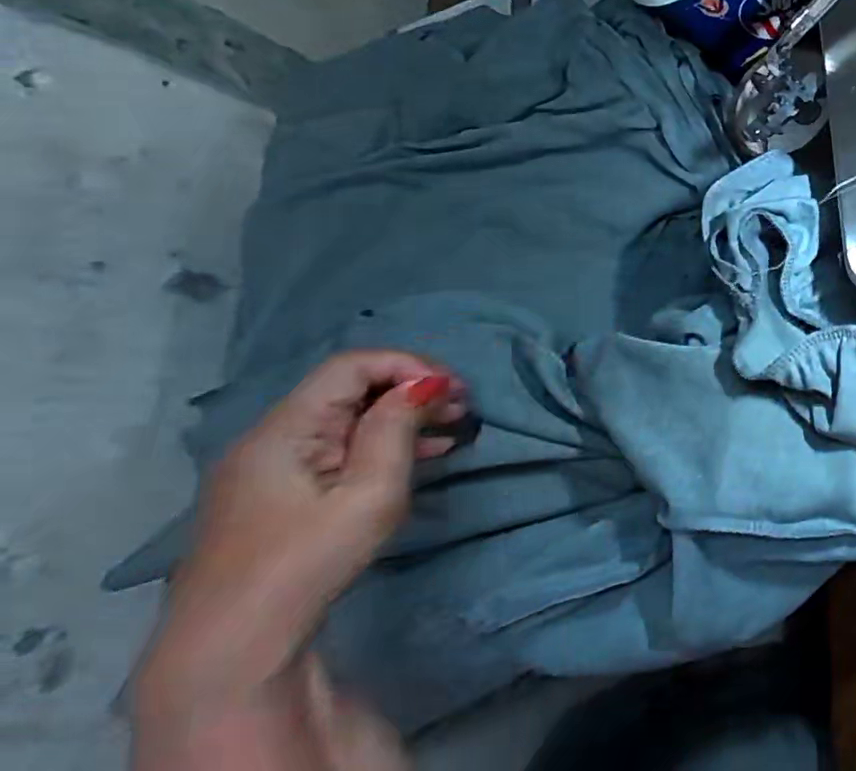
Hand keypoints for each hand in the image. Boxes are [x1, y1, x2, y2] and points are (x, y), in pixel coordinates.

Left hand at [138, 351, 465, 710]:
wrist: (232, 648)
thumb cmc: (308, 561)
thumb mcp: (369, 491)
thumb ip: (396, 428)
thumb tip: (427, 382)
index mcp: (284, 430)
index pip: (352, 366)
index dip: (409, 366)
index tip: (456, 391)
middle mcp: (270, 437)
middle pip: (350, 388)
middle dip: (412, 389)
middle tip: (464, 408)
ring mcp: (270, 467)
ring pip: (347, 417)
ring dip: (403, 415)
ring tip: (453, 430)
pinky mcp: (279, 493)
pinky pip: (338, 446)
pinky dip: (382, 441)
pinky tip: (421, 455)